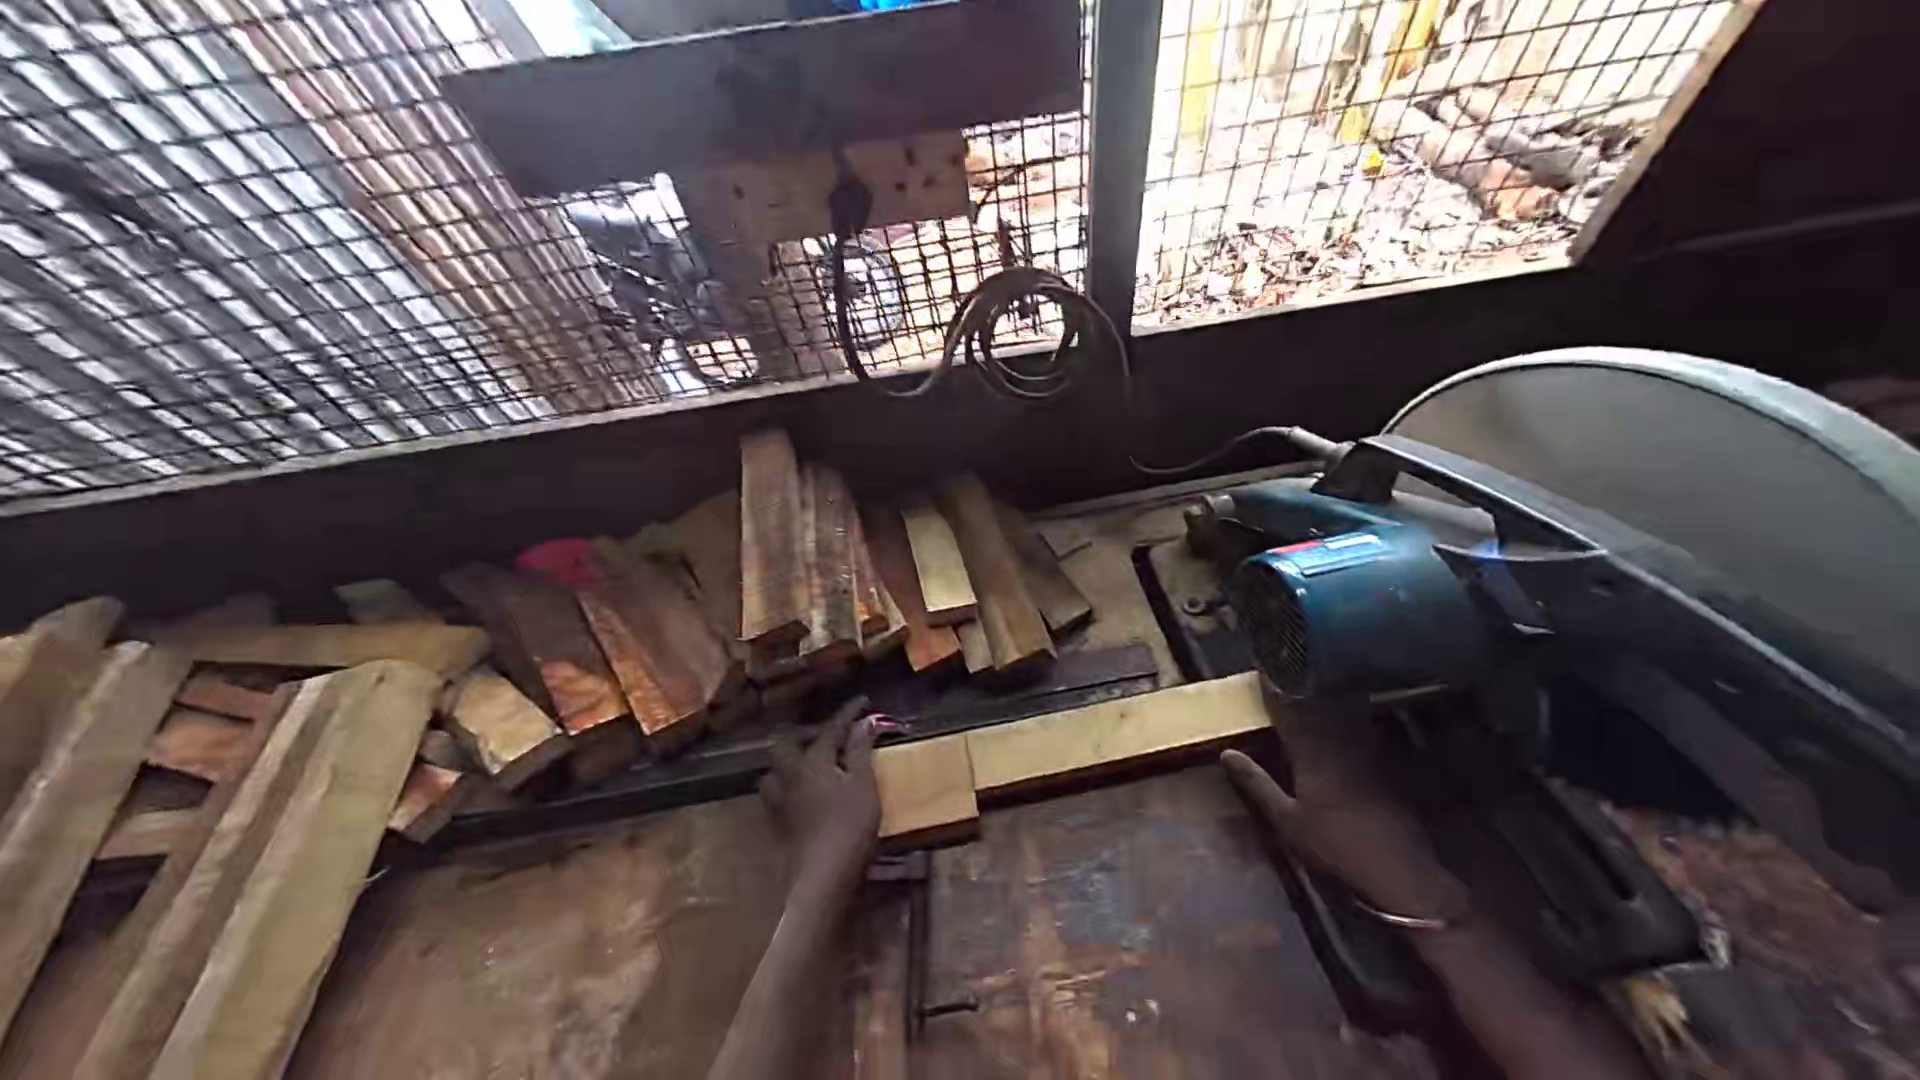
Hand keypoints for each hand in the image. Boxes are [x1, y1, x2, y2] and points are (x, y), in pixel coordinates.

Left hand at [761, 707, 880, 891]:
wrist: (821, 877)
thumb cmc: (849, 825)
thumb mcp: (864, 784)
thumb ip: (861, 751)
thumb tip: (864, 722)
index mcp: (813, 761)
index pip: (831, 729)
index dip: (848, 713)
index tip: (863, 700)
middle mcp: (790, 776)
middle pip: (785, 745)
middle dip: (801, 733)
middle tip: (824, 734)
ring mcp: (780, 802)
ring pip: (774, 772)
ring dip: (788, 762)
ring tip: (806, 764)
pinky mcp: (779, 825)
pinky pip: (777, 794)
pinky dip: (788, 787)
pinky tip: (802, 795)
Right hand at [1222, 695, 1468, 922]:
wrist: (1398, 869)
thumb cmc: (1333, 844)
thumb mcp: (1285, 819)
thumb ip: (1257, 783)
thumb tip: (1226, 753)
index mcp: (1310, 755)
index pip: (1288, 716)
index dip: (1276, 694)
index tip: (1265, 674)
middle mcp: (1338, 746)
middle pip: (1319, 709)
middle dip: (1304, 689)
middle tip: (1291, 670)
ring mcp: (1367, 755)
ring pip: (1345, 716)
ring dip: (1331, 697)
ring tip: (1318, 681)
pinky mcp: (1387, 768)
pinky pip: (1365, 732)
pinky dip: (1355, 718)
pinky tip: (1352, 714)